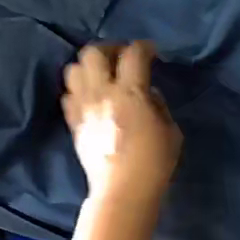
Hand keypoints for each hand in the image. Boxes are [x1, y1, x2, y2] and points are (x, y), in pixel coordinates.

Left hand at [62, 41, 179, 203]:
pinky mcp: (73, 123)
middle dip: (110, 49)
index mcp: (130, 92)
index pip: (134, 54)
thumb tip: (147, 93)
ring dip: (89, 67)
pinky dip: (79, 90)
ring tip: (103, 75)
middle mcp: (101, 92)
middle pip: (93, 52)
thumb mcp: (171, 131)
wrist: (122, 191)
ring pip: (74, 69)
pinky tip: (92, 98)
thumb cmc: (154, 163)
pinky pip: (68, 94)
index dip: (144, 48)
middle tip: (122, 59)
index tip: (152, 53)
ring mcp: (83, 107)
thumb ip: (158, 105)